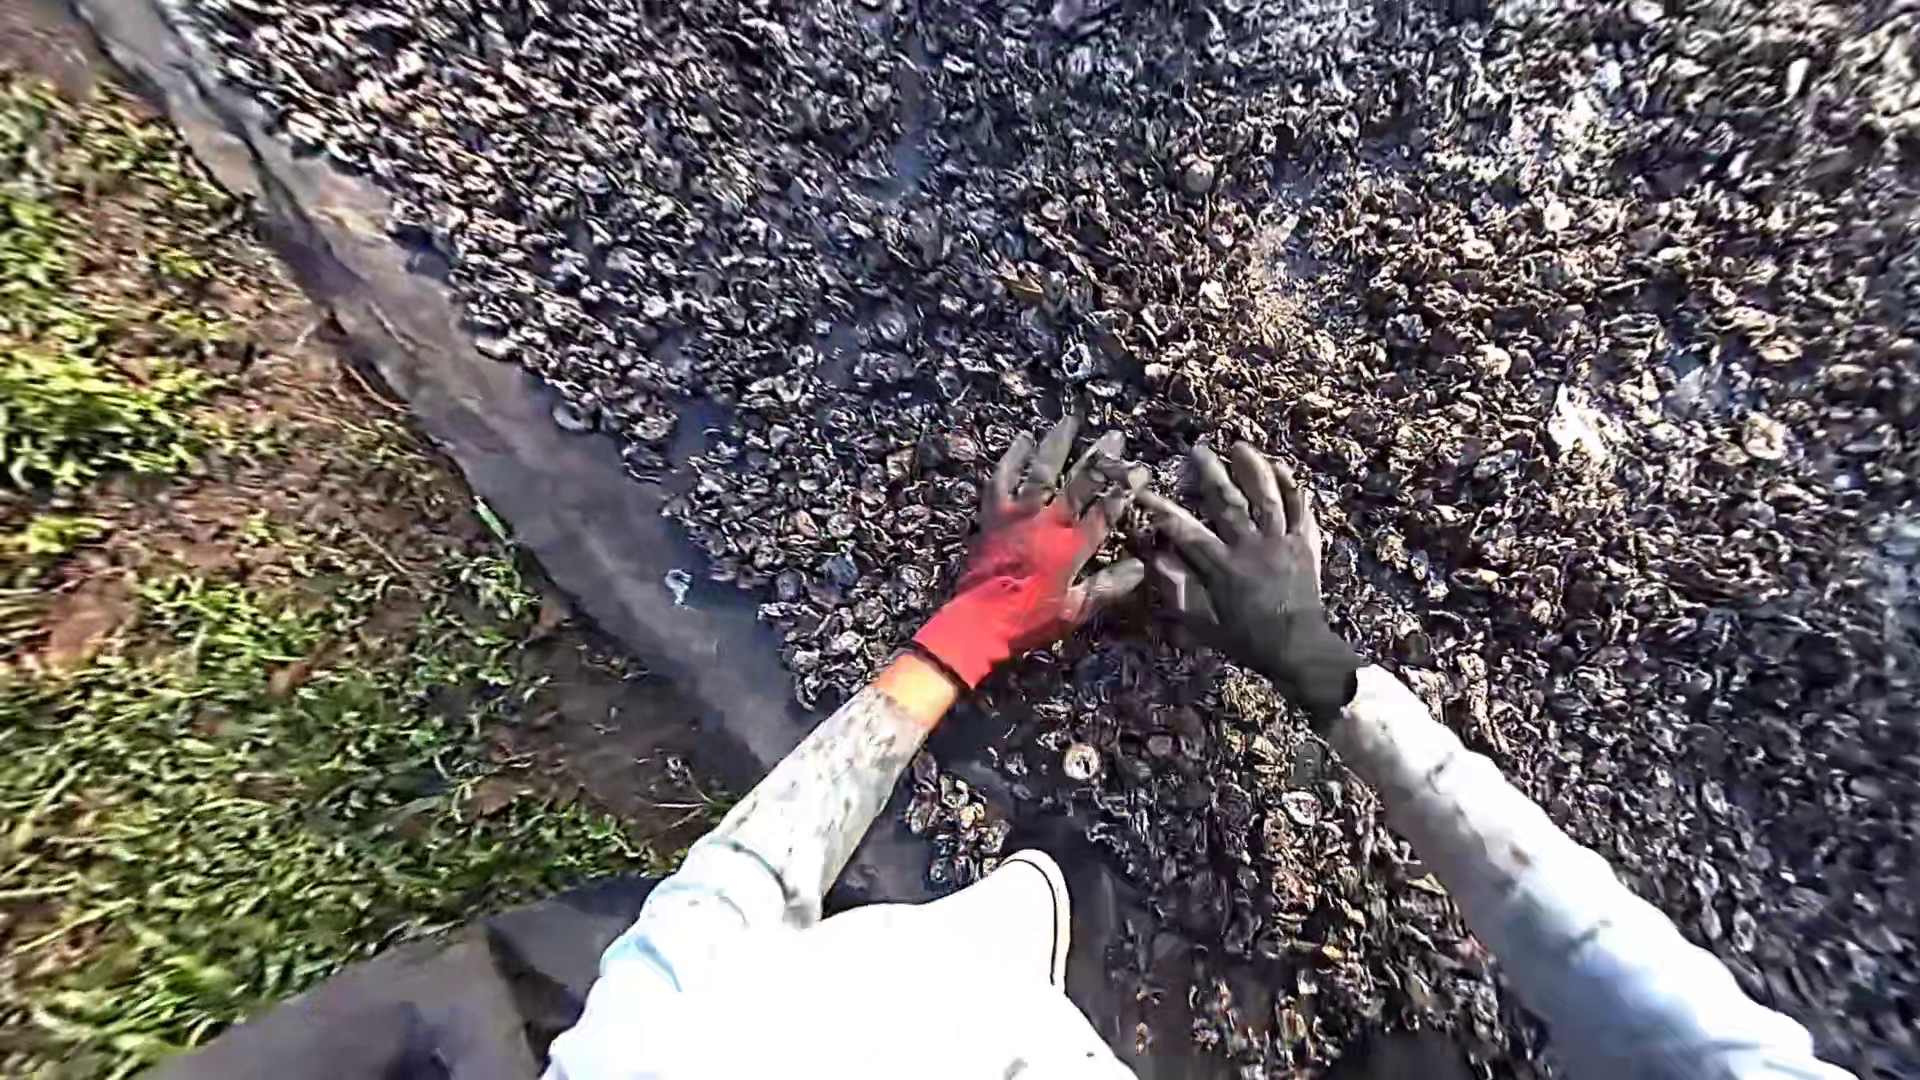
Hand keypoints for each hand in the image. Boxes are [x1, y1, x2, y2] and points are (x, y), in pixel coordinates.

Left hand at [913, 415, 1145, 688]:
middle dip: (1101, 458)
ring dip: (1057, 444)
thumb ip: (1108, 587)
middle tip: (1115, 437)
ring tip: (1070, 420)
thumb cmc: (1029, 620)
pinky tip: (1022, 439)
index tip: (1141, 469)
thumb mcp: (1075, 611)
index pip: (1106, 510)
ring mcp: (1018, 515)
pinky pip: (1002, 479)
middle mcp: (1047, 523)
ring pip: (1042, 471)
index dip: (1125, 488)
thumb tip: (1140, 567)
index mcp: (1071, 547)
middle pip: (1079, 482)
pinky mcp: (993, 514)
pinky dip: (1012, 458)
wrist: (980, 620)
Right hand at [1140, 442, 1361, 720]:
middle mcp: (1250, 546)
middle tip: (1197, 451)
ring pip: (1265, 496)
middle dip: (1209, 473)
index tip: (1142, 490)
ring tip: (1239, 446)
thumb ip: (1177, 588)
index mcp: (1221, 566)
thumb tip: (1155, 556)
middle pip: (1227, 502)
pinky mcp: (1305, 543)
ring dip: (1252, 468)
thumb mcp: (1200, 621)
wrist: (1298, 647)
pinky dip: (1291, 485)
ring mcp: (1281, 541)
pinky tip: (1280, 467)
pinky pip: (1299, 508)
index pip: (1184, 530)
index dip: (1160, 508)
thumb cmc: (1244, 638)